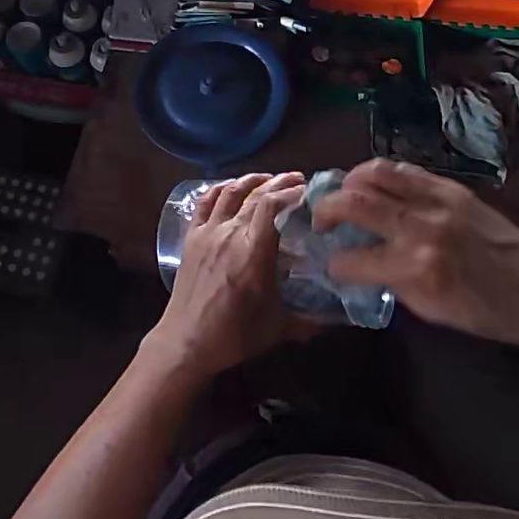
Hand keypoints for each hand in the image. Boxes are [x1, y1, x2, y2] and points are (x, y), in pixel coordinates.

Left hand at [145, 172, 309, 381]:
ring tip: (268, 178)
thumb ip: (308, 321)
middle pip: (254, 196)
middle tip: (299, 180)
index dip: (291, 193)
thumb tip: (332, 321)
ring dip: (250, 181)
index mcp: (253, 252)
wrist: (187, 340)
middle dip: (279, 184)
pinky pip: (204, 204)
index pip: (272, 206)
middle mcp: (228, 234)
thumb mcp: (278, 327)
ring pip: (229, 194)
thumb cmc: (234, 334)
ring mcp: (206, 233)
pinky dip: (218, 190)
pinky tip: (229, 187)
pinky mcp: (190, 238)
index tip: (310, 190)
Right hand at [313, 159, 518, 351]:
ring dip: (348, 184)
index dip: (334, 265)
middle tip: (321, 222)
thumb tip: (361, 264)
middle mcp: (422, 228)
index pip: (352, 260)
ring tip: (344, 196)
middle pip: (353, 203)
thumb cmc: (490, 314)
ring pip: (374, 174)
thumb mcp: (432, 310)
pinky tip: (375, 187)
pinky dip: (379, 175)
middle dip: (325, 211)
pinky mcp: (454, 189)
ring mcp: (439, 202)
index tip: (332, 266)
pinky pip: (404, 170)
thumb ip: (392, 282)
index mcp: (417, 268)